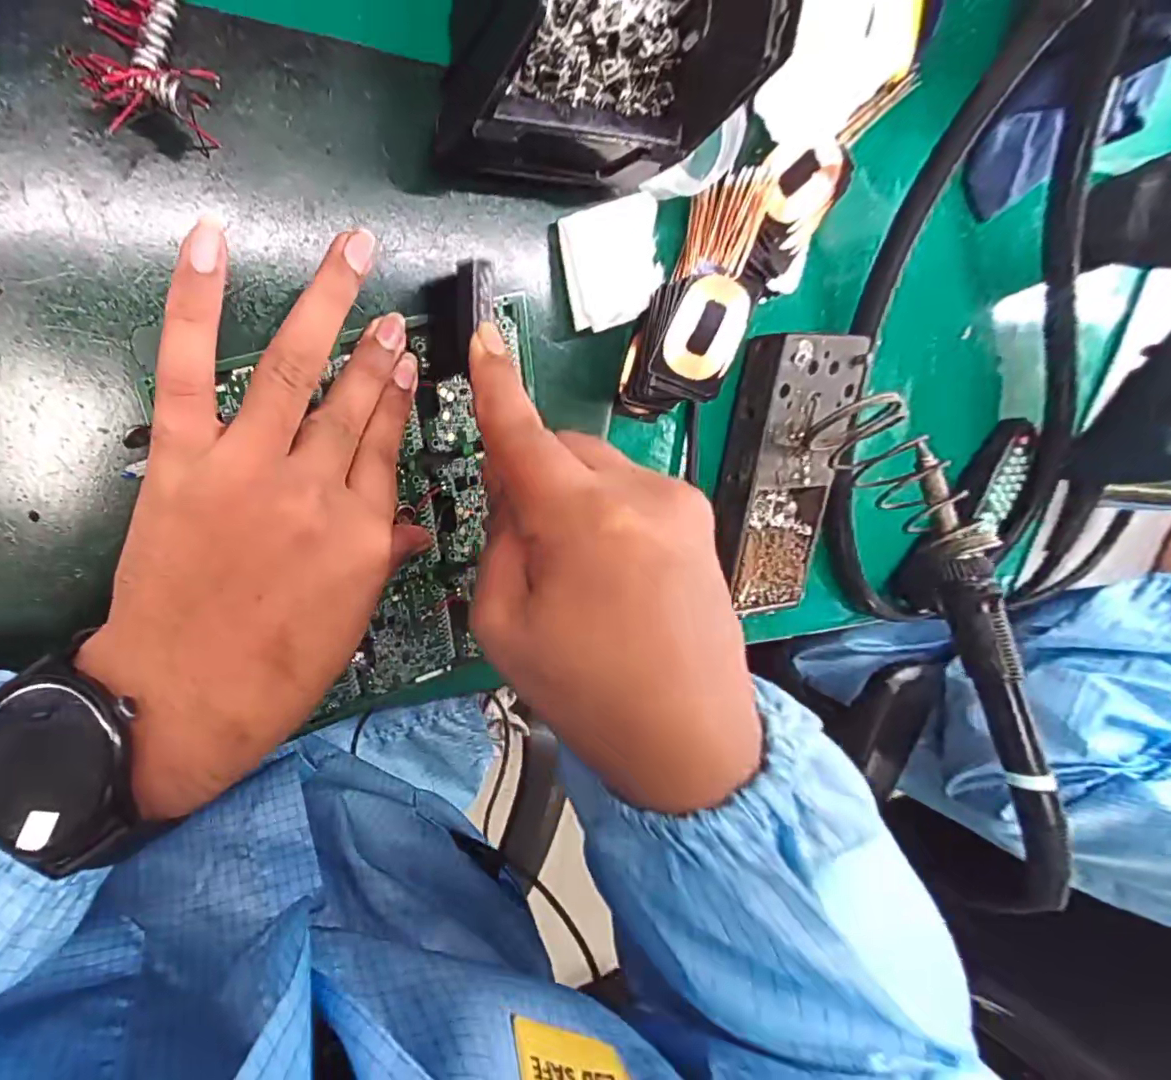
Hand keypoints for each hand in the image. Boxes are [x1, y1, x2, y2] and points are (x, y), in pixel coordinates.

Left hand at [78, 219, 428, 819]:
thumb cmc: (266, 681)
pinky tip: (207, 243)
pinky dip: (193, 304)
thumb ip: (376, 564)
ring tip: (348, 253)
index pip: (387, 447)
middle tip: (384, 312)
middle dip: (373, 349)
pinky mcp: (183, 462)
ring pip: (294, 370)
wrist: (178, 703)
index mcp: (361, 534)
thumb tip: (410, 527)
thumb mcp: (341, 628)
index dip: (396, 400)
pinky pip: (187, 369)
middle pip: (353, 401)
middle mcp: (316, 489)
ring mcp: (247, 468)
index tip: (402, 364)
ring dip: (325, 301)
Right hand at [467, 323, 761, 812]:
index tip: (484, 340)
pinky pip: (624, 489)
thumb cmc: (581, 688)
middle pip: (558, 447)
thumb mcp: (501, 618)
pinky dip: (592, 506)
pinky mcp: (698, 522)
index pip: (524, 436)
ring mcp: (679, 505)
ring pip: (592, 466)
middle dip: (524, 470)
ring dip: (559, 492)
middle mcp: (640, 496)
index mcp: (583, 520)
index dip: (496, 386)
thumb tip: (513, 496)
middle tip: (507, 529)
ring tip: (556, 560)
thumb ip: (499, 540)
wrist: (690, 741)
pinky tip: (595, 564)